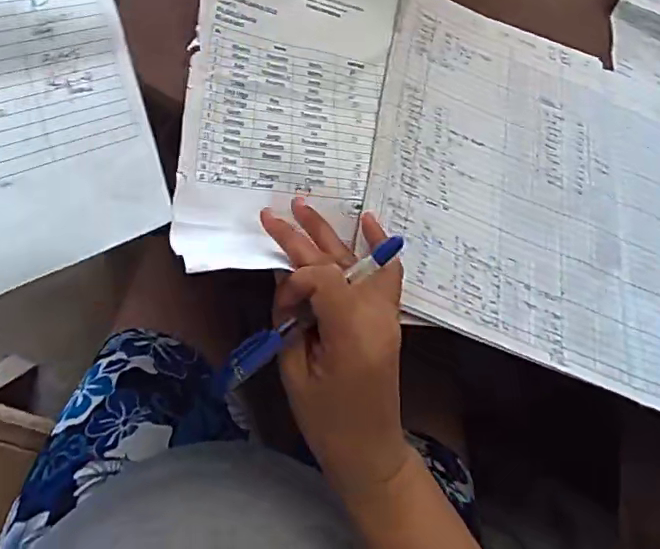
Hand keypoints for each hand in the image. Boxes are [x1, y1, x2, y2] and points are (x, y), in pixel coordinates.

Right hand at [260, 197, 415, 497]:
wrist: (371, 454)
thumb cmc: (328, 423)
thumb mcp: (295, 372)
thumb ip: (290, 320)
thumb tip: (284, 278)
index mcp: (352, 332)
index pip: (320, 278)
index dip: (294, 283)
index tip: (282, 308)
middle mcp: (374, 315)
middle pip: (334, 262)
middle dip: (300, 238)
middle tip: (271, 215)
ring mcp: (386, 315)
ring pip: (354, 261)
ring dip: (327, 234)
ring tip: (302, 206)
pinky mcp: (387, 318)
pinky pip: (385, 273)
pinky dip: (376, 246)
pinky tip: (368, 222)